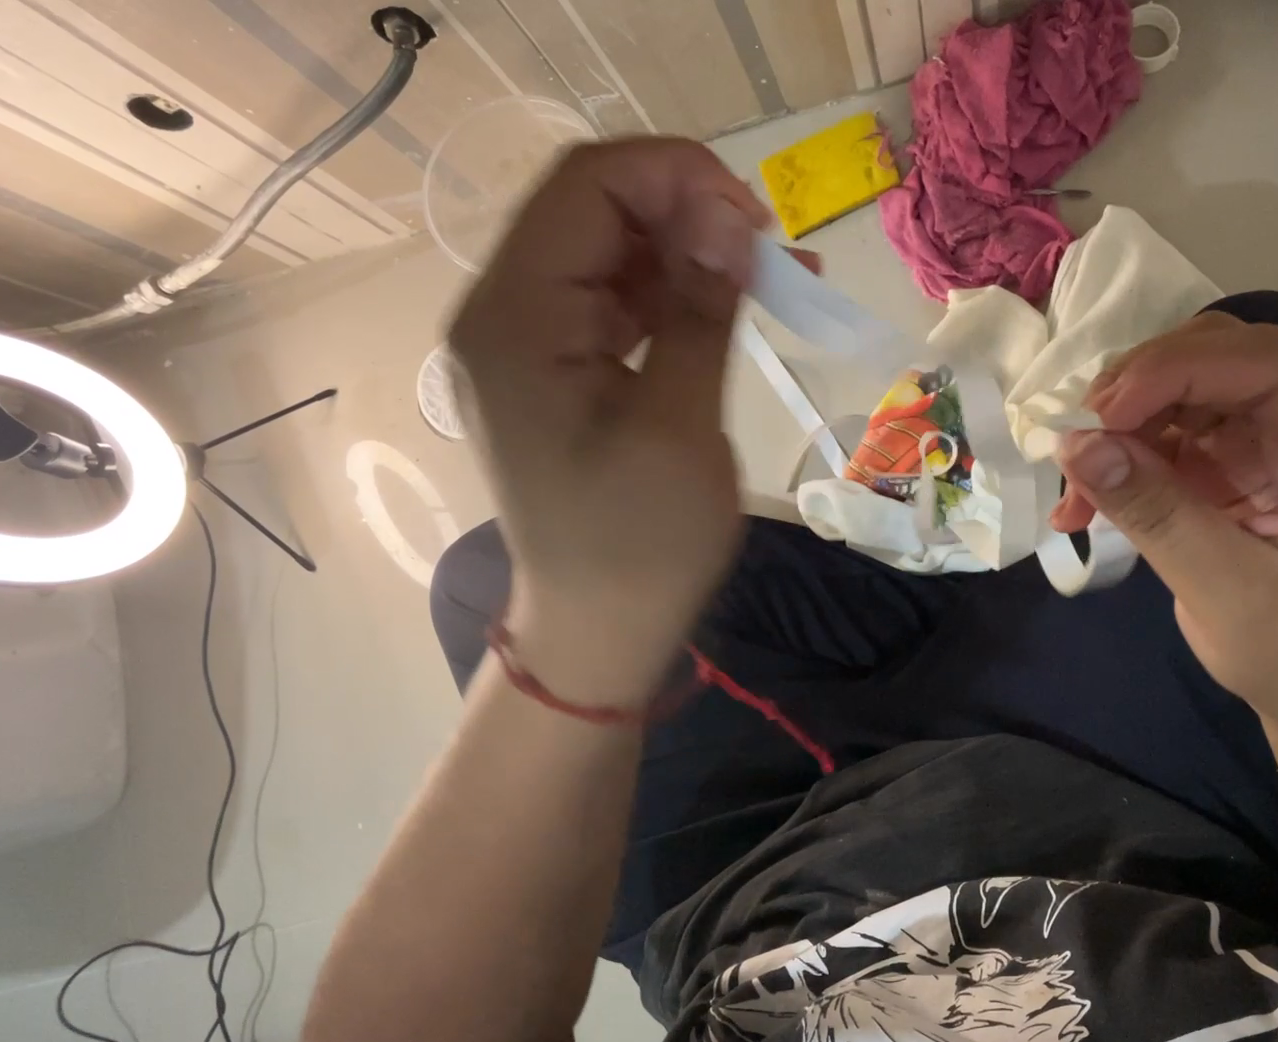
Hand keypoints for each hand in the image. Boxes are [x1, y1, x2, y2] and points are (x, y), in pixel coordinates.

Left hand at [447, 138, 769, 682]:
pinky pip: (617, 303)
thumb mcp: (679, 425)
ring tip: (772, 278)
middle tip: (770, 253)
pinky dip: (675, 296)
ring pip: (612, 253)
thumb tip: (729, 219)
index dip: (675, 175)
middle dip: (687, 212)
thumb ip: (699, 311)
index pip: (585, 187)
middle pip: (594, 212)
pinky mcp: (561, 370)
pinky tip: (731, 309)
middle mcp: (505, 314)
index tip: (756, 219)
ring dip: (690, 253)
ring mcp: (530, 342)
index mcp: (514, 319)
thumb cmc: (639, 543)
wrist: (599, 630)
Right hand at [1052, 312, 1277, 722]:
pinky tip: (1083, 501)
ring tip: (1077, 486)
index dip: (1178, 370)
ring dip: (1123, 423)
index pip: (1271, 364)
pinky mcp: (1240, 454)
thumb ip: (1157, 514)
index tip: (1100, 413)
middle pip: (1226, 356)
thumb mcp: (1229, 594)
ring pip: (1190, 382)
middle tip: (1079, 436)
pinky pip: (1170, 425)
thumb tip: (1074, 445)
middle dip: (1143, 387)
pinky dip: (1122, 454)